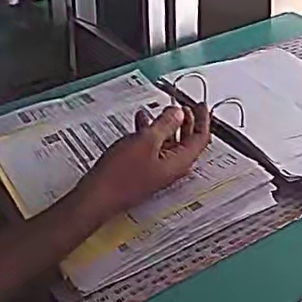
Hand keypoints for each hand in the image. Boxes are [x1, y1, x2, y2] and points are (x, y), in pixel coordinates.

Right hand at [75, 100, 211, 217]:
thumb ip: (166, 124)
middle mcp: (173, 167)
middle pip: (187, 140)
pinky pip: (154, 147)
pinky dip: (151, 133)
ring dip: (167, 125)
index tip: (200, 105)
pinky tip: (141, 121)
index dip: (203, 119)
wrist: (98, 196)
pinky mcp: (144, 170)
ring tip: (164, 110)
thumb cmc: (120, 175)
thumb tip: (179, 113)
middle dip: (187, 121)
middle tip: (186, 106)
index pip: (201, 138)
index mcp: (180, 161)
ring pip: (169, 143)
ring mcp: (158, 169)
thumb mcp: (146, 140)